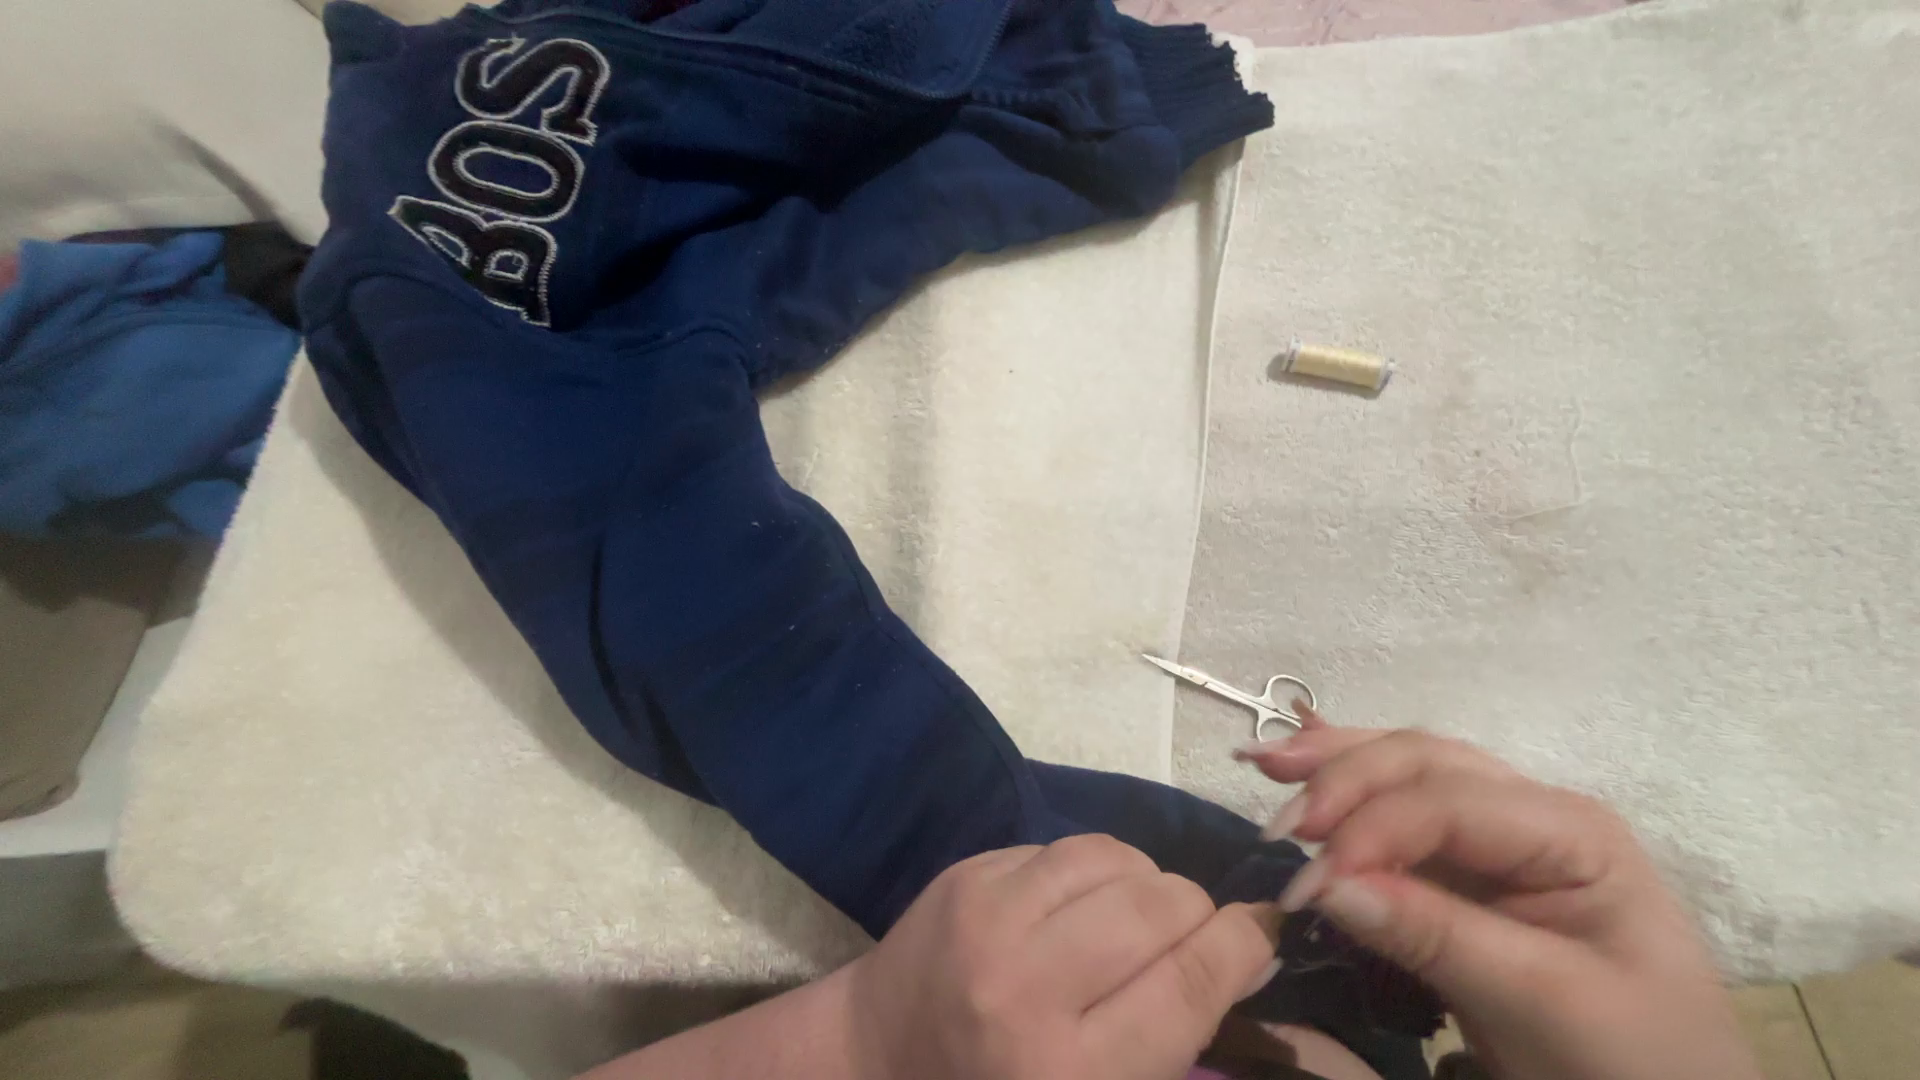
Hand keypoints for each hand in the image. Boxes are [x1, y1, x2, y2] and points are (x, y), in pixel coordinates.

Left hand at [844, 834, 1282, 1079]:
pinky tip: (1080, 897)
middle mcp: (1027, 984)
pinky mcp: (967, 872)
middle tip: (1192, 928)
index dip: (1242, 945)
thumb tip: (1241, 951)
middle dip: (1194, 909)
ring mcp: (988, 914)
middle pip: (1156, 905)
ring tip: (1137, 908)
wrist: (875, 1057)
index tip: (1262, 928)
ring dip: (1145, 877)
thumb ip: (1168, 1038)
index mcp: (1069, 1071)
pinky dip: (1092, 866)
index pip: (1188, 984)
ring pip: (1113, 857)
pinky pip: (1062, 846)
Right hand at [1239, 723, 1761, 1079]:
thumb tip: (1322, 881)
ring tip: (1263, 764)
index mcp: (1571, 831)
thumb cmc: (1630, 1060)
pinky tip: (1296, 766)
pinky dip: (1337, 781)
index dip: (1371, 831)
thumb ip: (1433, 935)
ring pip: (1397, 764)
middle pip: (1418, 761)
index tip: (1309, 884)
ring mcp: (1491, 827)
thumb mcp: (1544, 1006)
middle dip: (1340, 781)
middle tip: (1277, 825)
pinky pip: (1387, 800)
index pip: (1448, 803)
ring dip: (1328, 764)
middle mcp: (1527, 808)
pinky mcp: (1457, 854)